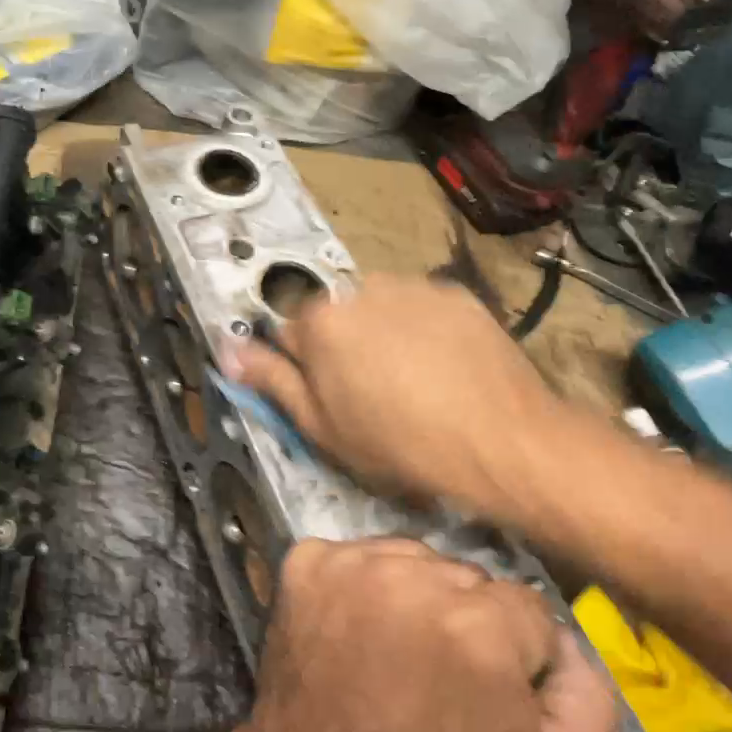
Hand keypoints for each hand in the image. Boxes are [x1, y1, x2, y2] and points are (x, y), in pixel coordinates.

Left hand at [205, 539, 616, 731]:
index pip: (527, 607)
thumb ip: (584, 698)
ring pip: (409, 558)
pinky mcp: (304, 561)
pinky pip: (353, 555)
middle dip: (463, 617)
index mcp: (480, 625)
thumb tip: (567, 641)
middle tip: (440, 672)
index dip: (517, 653)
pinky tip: (355, 630)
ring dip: (411, 594)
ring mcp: (350, 562)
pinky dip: (357, 585)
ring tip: (395, 649)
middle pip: (464, 576)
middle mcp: (412, 576)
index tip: (491, 687)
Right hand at [222, 273, 583, 513]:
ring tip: (412, 381)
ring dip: (380, 334)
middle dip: (340, 347)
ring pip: (375, 309)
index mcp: (318, 322)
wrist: (503, 441)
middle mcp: (358, 290)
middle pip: (332, 316)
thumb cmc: (401, 444)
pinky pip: (419, 307)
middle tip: (369, 394)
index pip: (286, 334)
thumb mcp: (322, 427)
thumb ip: (271, 381)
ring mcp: (410, 287)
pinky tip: (441, 367)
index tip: (327, 398)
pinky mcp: (453, 293)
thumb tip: (228, 352)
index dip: (303, 370)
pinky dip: (421, 329)